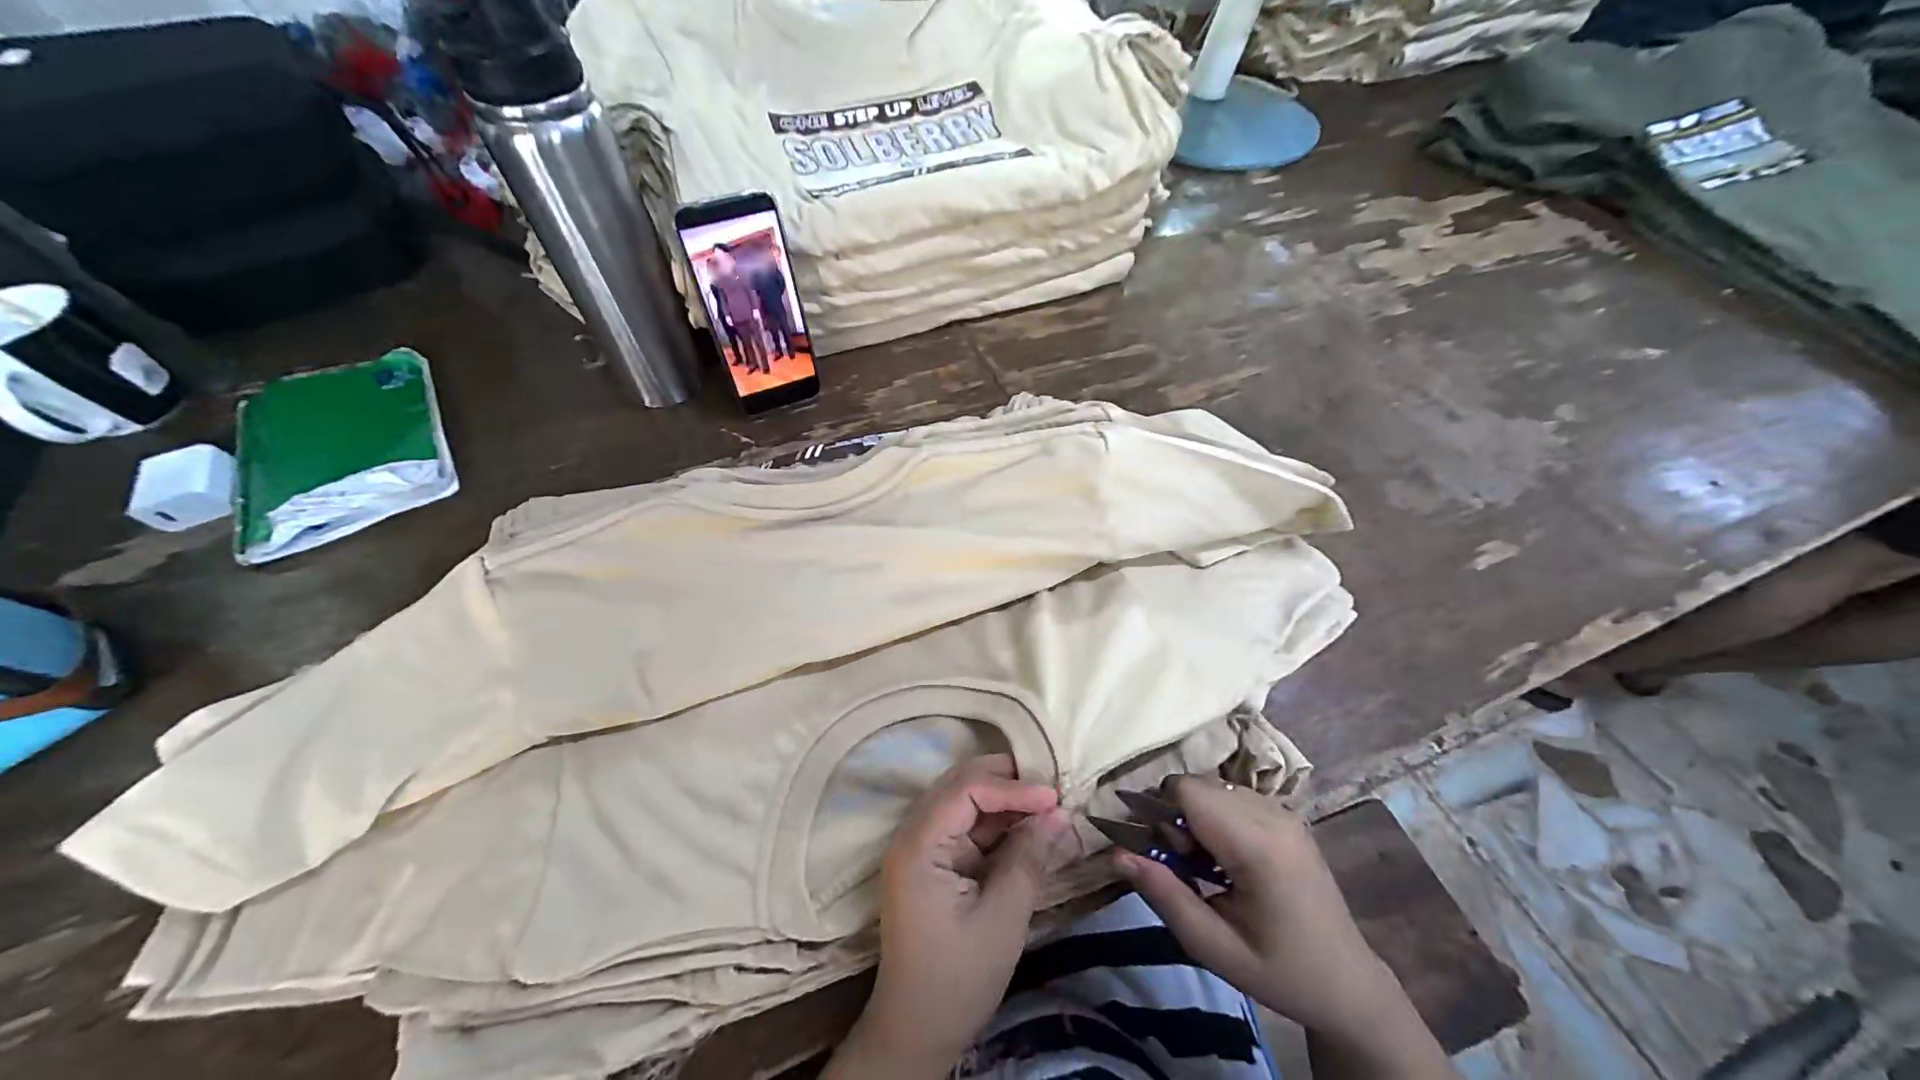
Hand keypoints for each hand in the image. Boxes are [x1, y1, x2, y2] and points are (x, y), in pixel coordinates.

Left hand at [825, 755, 1075, 1079]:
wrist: (918, 1028)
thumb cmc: (958, 977)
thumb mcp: (1002, 918)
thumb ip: (1028, 858)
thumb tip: (1058, 813)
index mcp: (918, 845)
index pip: (965, 790)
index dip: (1012, 787)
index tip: (1054, 798)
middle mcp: (913, 835)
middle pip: (960, 786)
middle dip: (1007, 782)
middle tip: (1053, 789)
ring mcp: (922, 848)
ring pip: (965, 803)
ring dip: (1006, 801)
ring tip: (1048, 806)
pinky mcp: (935, 863)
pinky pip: (968, 828)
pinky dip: (999, 824)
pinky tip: (1030, 827)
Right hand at [1113, 778, 1453, 1076]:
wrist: (1346, 982)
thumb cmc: (1278, 971)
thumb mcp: (1212, 946)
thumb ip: (1163, 894)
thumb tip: (1115, 853)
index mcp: (1259, 847)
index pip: (1188, 791)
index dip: (1161, 813)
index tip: (1163, 854)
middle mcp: (1275, 816)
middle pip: (1198, 785)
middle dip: (1176, 815)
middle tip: (1184, 864)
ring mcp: (1286, 811)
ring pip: (1213, 786)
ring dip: (1195, 814)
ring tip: (1205, 862)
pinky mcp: (1288, 815)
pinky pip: (1233, 795)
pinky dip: (1215, 814)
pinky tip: (1225, 855)